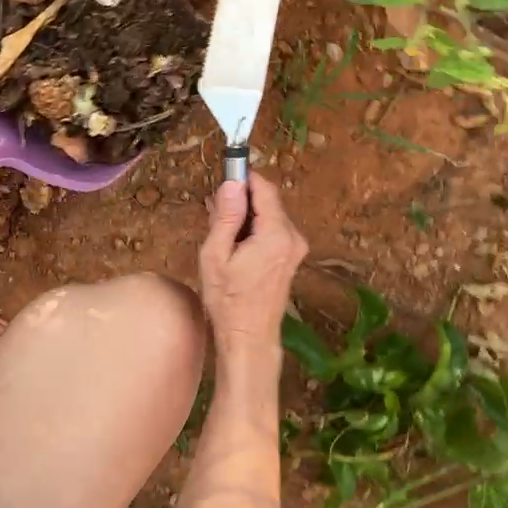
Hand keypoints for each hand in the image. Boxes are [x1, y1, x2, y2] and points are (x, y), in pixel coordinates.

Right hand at [198, 174, 307, 354]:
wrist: (248, 334)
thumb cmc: (227, 297)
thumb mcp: (215, 254)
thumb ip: (225, 217)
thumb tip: (230, 184)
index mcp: (276, 234)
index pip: (264, 190)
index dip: (243, 177)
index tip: (221, 173)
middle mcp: (293, 237)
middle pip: (268, 202)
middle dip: (240, 199)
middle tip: (211, 209)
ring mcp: (295, 248)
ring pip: (269, 216)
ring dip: (244, 215)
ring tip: (217, 230)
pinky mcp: (291, 257)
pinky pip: (272, 230)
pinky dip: (252, 228)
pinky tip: (231, 242)